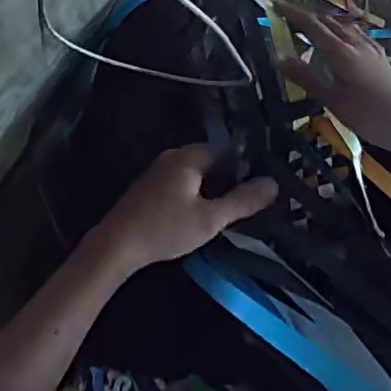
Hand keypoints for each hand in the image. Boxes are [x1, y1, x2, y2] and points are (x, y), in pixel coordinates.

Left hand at [88, 145, 276, 272]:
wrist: (118, 242)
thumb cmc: (166, 228)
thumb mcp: (210, 219)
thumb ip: (241, 201)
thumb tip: (272, 183)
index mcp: (187, 157)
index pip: (224, 148)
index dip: (245, 163)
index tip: (262, 181)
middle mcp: (172, 156)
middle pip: (209, 158)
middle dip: (230, 175)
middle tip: (251, 197)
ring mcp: (159, 169)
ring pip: (195, 171)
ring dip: (213, 185)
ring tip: (232, 207)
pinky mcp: (151, 185)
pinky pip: (182, 180)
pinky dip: (197, 191)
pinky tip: (204, 211)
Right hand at [275, 4, 390, 157]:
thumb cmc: (370, 115)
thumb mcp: (332, 99)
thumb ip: (305, 77)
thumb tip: (278, 57)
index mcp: (340, 51)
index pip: (311, 25)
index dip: (292, 14)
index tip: (274, 4)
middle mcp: (355, 45)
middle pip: (327, 22)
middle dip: (305, 15)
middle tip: (287, 14)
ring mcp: (372, 51)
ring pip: (343, 28)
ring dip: (324, 22)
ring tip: (311, 24)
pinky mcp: (382, 61)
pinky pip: (357, 36)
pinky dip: (342, 31)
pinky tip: (345, 38)